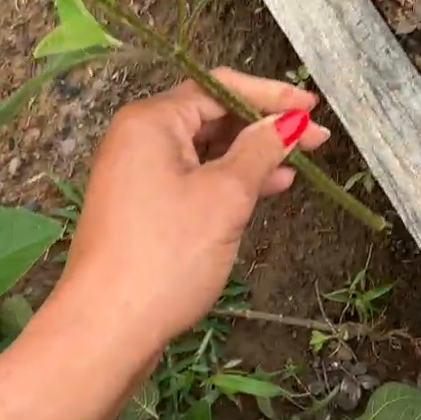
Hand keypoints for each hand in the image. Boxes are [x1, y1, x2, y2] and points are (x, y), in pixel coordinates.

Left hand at [55, 68, 330, 355]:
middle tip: (315, 138)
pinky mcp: (145, 207)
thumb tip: (291, 120)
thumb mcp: (225, 196)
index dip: (270, 95)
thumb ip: (261, 150)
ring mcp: (140, 173)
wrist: (105, 332)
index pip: (219, 87)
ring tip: (299, 162)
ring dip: (252, 154)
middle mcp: (140, 137)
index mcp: (152, 120)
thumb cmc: (167, 255)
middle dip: (264, 125)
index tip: (312, 108)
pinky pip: (196, 178)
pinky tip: (269, 188)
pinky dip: (231, 180)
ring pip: (207, 149)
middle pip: (213, 115)